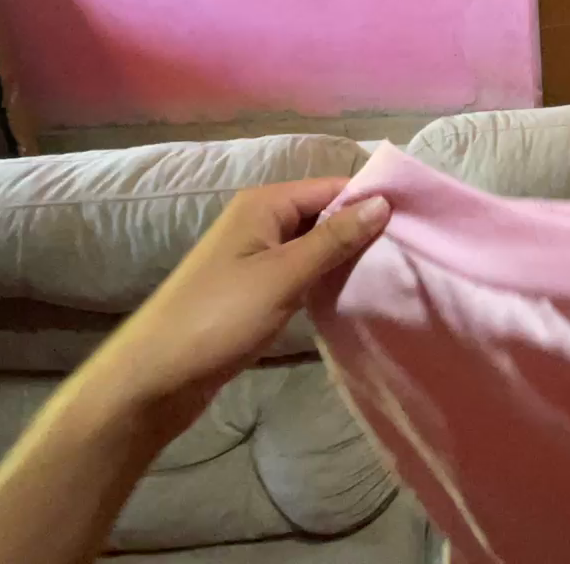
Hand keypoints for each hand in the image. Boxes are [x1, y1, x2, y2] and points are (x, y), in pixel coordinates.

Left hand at [68, 179, 387, 436]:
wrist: (152, 381)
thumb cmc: (217, 318)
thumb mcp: (283, 275)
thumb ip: (335, 239)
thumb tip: (383, 202)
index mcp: (265, 204)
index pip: (333, 188)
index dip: (372, 200)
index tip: (416, 219)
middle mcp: (262, 220)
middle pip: (326, 212)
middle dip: (363, 227)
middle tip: (410, 248)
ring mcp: (257, 254)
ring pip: (316, 242)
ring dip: (346, 254)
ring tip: (391, 268)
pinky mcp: (256, 285)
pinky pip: (303, 267)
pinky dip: (327, 275)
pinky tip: (352, 290)